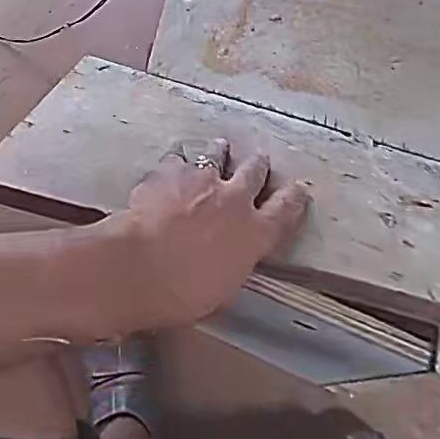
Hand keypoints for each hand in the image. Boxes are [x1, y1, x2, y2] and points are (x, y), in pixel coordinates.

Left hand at [108, 138, 308, 330]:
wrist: (141, 265)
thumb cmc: (182, 292)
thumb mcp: (224, 288)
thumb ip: (234, 261)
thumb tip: (230, 255)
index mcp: (255, 233)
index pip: (287, 210)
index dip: (294, 199)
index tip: (299, 191)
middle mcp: (234, 200)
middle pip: (254, 172)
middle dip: (258, 166)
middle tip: (259, 161)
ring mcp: (202, 180)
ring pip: (217, 155)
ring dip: (220, 152)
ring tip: (221, 146)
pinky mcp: (170, 171)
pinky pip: (178, 157)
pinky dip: (178, 159)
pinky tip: (173, 159)